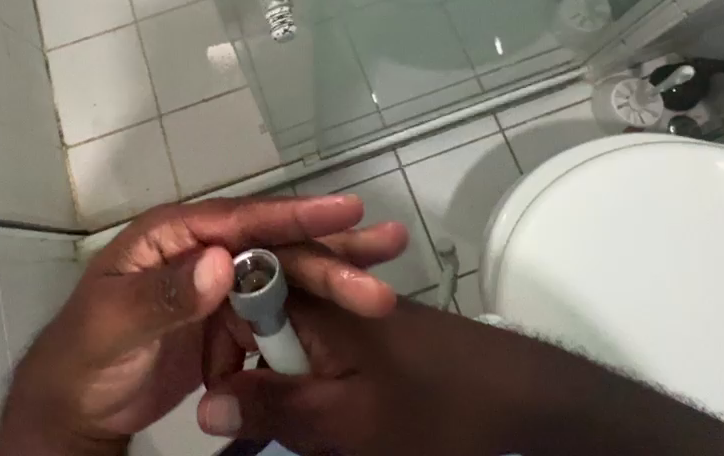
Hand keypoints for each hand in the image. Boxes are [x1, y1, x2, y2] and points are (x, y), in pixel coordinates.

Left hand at [0, 195, 409, 454]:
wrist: (77, 410)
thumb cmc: (84, 356)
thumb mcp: (113, 324)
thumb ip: (164, 295)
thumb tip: (222, 260)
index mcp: (175, 234)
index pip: (243, 220)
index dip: (295, 215)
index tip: (346, 211)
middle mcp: (204, 251)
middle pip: (275, 246)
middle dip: (331, 251)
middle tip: (388, 248)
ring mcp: (219, 288)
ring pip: (285, 279)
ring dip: (332, 281)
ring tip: (382, 285)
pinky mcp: (228, 324)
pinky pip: (277, 319)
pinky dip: (310, 323)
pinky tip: (347, 325)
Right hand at [197, 297, 522, 455]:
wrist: (518, 393)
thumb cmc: (431, 407)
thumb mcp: (346, 422)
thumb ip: (274, 408)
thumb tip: (205, 405)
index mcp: (311, 298)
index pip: (236, 300)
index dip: (220, 350)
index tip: (222, 397)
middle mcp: (325, 288)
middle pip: (260, 321)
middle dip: (259, 378)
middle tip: (269, 427)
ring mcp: (349, 304)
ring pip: (290, 341)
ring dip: (291, 390)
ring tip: (313, 434)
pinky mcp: (368, 324)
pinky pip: (320, 349)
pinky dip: (317, 386)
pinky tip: (332, 424)